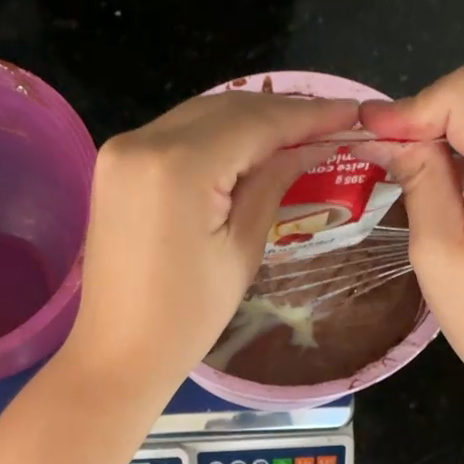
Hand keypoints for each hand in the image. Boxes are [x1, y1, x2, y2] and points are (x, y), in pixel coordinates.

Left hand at [67, 90, 359, 381]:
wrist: (117, 355)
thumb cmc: (185, 320)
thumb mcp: (241, 251)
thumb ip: (273, 184)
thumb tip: (311, 143)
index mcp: (177, 166)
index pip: (254, 121)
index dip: (307, 114)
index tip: (350, 111)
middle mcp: (142, 141)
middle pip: (225, 108)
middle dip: (279, 113)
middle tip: (328, 123)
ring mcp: (120, 151)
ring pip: (199, 116)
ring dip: (247, 122)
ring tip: (295, 136)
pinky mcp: (113, 167)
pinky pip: (174, 136)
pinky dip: (213, 138)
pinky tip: (245, 151)